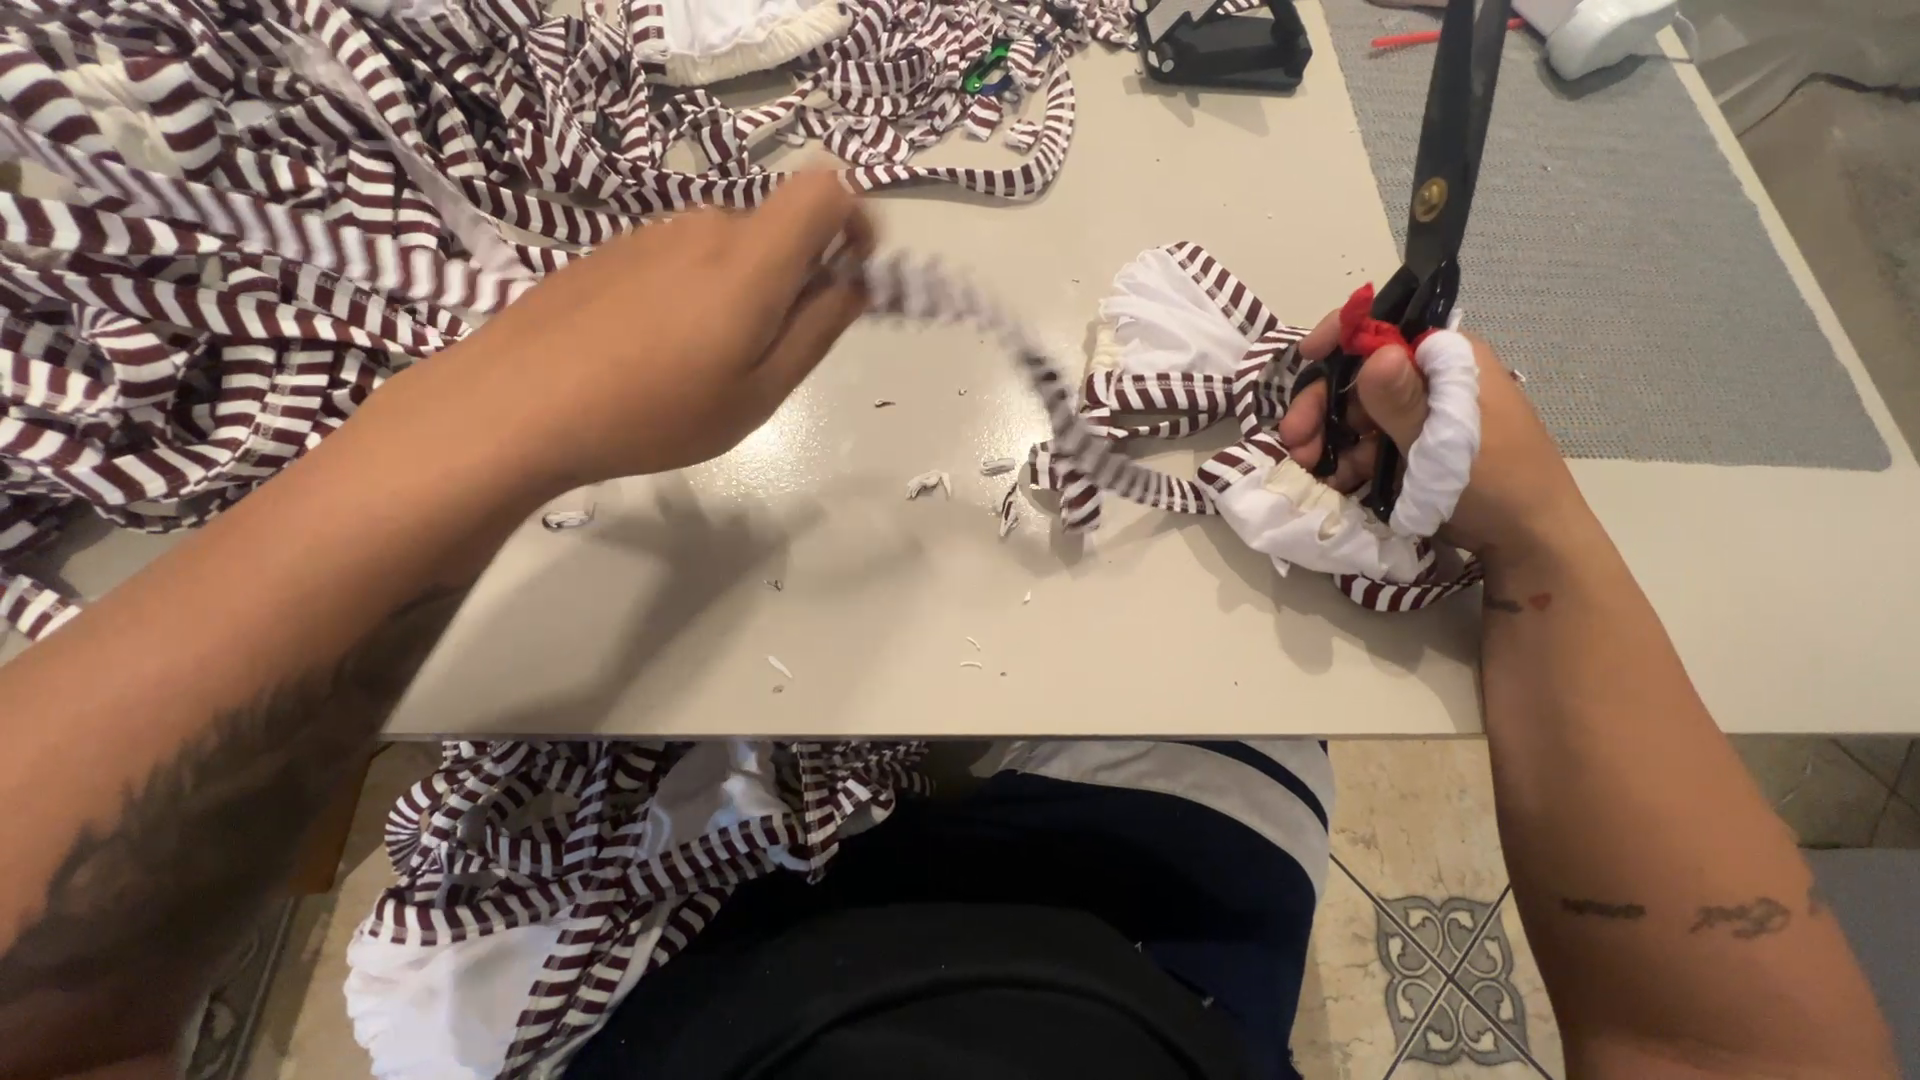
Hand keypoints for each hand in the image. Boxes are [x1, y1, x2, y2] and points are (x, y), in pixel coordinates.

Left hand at [395, 172, 873, 490]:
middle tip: (768, 356)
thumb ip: (818, 331)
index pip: (826, 189)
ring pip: (732, 249)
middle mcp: (707, 227)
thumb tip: (853, 284)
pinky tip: (657, 350)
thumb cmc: (655, 411)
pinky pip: (686, 258)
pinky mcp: (617, 250)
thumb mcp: (759, 393)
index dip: (854, 221)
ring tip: (704, 364)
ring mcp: (656, 234)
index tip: (849, 276)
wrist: (519, 404)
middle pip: (779, 229)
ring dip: (745, 293)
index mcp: (752, 259)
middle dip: (797, 279)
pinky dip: (700, 293)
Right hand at [1276, 311, 1591, 562]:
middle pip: (1359, 376)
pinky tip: (1332, 482)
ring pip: (1355, 413)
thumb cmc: (1496, 485)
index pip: (1388, 328)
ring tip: (1307, 469)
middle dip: (1320, 405)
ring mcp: (1419, 415)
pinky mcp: (1411, 446)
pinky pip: (1365, 443)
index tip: (1305, 355)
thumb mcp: (1444, 444)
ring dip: (1324, 437)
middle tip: (1292, 439)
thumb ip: (1405, 401)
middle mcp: (1432, 380)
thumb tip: (1375, 351)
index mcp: (1449, 362)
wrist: (1527, 541)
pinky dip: (1343, 459)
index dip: (1343, 335)